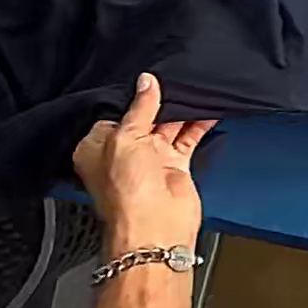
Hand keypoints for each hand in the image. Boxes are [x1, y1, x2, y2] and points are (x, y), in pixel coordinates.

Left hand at [72, 72, 217, 253]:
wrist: (156, 227)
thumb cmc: (127, 193)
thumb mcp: (126, 137)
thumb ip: (141, 107)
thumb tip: (147, 82)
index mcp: (98, 147)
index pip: (114, 113)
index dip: (131, 97)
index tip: (147, 79)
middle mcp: (124, 153)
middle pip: (144, 118)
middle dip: (160, 101)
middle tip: (175, 79)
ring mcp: (151, 160)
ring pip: (169, 125)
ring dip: (182, 110)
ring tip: (196, 89)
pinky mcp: (175, 165)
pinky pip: (188, 138)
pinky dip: (200, 124)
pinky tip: (209, 110)